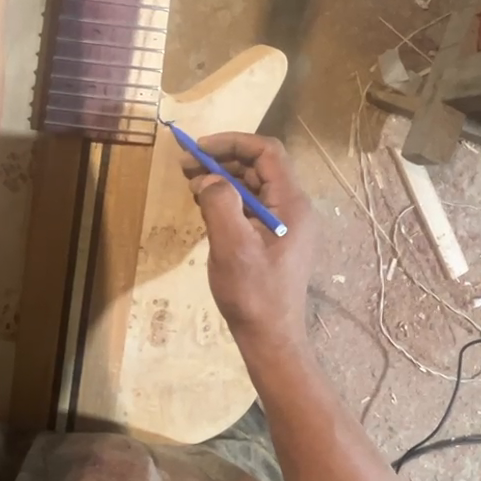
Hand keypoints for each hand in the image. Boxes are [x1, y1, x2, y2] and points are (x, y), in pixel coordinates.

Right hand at [182, 133, 318, 353]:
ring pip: (254, 185)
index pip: (267, 152)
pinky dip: (227, 198)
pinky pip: (251, 206)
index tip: (199, 148)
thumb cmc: (253, 294)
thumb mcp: (231, 247)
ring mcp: (286, 224)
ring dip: (222, 178)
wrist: (271, 338)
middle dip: (222, 159)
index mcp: (291, 204)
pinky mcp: (275, 239)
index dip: (232, 142)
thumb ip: (220, 204)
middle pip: (259, 166)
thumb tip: (210, 179)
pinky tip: (204, 204)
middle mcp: (294, 208)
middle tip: (186, 165)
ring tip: (190, 181)